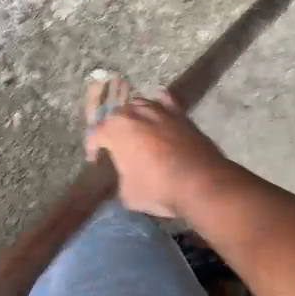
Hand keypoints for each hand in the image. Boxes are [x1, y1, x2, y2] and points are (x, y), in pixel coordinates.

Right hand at [85, 93, 237, 218]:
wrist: (202, 183)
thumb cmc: (159, 188)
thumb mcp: (128, 195)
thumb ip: (121, 181)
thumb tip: (125, 181)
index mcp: (114, 129)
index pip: (95, 135)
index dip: (92, 148)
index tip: (95, 161)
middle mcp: (132, 112)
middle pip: (115, 116)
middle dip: (113, 131)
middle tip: (116, 147)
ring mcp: (157, 109)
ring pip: (138, 105)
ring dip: (134, 117)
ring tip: (137, 131)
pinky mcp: (179, 113)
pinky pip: (164, 100)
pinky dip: (159, 104)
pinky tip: (158, 111)